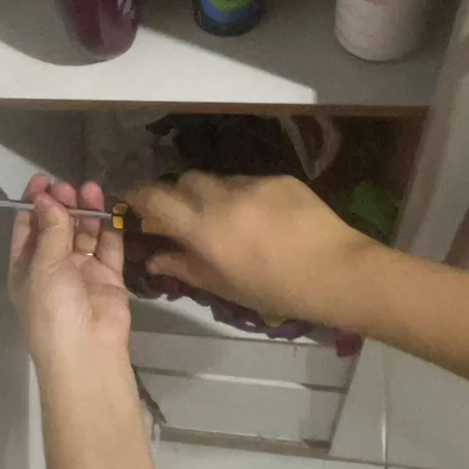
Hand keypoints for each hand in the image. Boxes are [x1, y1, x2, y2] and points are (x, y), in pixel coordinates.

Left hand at [8, 174, 130, 371]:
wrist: (86, 351)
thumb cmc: (52, 307)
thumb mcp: (43, 266)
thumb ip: (50, 231)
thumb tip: (46, 199)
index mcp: (26, 268)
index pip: (28, 229)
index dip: (34, 204)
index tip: (43, 180)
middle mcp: (53, 268)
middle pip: (58, 228)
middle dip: (62, 206)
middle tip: (69, 187)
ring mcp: (82, 273)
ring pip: (84, 235)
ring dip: (86, 213)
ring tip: (90, 190)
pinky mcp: (108, 278)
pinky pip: (109, 248)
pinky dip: (110, 229)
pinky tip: (110, 209)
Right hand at [125, 172, 376, 322]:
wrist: (336, 271)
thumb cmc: (275, 288)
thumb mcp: (224, 284)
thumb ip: (185, 267)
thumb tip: (154, 260)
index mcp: (203, 227)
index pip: (155, 197)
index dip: (138, 195)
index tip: (132, 201)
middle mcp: (222, 197)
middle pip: (185, 181)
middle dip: (177, 194)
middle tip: (183, 216)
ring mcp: (252, 184)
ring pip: (218, 180)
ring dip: (211, 195)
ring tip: (227, 221)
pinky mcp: (279, 179)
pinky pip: (250, 183)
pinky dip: (244, 197)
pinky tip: (262, 219)